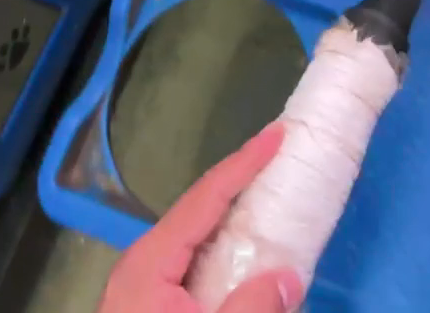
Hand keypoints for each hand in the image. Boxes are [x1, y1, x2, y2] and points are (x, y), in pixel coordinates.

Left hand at [99, 123, 304, 312]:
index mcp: (148, 265)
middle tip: (279, 157)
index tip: (278, 135)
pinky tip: (250, 249)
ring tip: (271, 192)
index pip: (204, 198)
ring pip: (197, 236)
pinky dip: (227, 245)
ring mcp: (145, 289)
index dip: (244, 163)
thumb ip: (252, 308)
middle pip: (198, 209)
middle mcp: (142, 267)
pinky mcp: (153, 309)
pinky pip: (196, 261)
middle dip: (239, 182)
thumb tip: (286, 276)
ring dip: (235, 214)